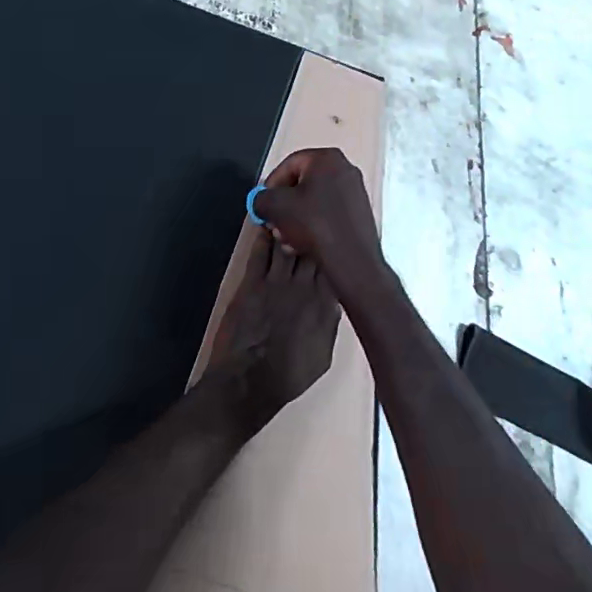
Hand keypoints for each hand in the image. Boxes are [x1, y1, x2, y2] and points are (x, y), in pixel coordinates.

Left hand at [207, 227, 341, 424]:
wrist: (251, 379)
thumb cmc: (290, 374)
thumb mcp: (324, 353)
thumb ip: (330, 322)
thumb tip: (334, 300)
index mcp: (325, 305)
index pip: (336, 268)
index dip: (339, 251)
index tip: (340, 238)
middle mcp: (304, 288)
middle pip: (314, 252)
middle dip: (317, 234)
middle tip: (317, 216)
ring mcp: (276, 282)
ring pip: (288, 245)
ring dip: (290, 227)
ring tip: (292, 211)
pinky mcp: (251, 283)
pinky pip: (259, 253)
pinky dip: (263, 237)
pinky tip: (266, 223)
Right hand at [251, 148, 384, 283]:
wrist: (351, 260)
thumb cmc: (315, 225)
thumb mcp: (274, 206)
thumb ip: (260, 198)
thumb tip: (260, 201)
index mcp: (327, 159)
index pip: (288, 164)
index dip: (270, 184)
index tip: (263, 201)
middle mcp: (345, 170)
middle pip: (301, 183)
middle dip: (283, 205)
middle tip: (273, 221)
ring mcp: (355, 192)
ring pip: (313, 201)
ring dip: (295, 218)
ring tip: (286, 237)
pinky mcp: (360, 214)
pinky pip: (328, 213)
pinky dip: (312, 225)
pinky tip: (302, 243)